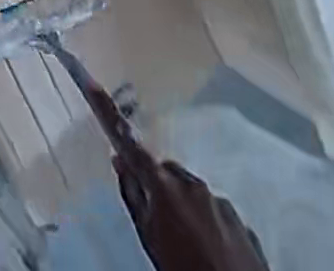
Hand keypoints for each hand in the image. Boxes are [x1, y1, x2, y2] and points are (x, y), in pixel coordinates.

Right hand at [80, 81, 269, 270]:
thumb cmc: (181, 268)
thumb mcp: (148, 237)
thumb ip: (133, 196)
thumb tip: (120, 161)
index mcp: (163, 186)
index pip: (128, 142)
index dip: (106, 111)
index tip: (90, 82)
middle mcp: (193, 185)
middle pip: (164, 171)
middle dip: (157, 184)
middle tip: (156, 218)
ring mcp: (221, 202)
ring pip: (189, 191)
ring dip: (182, 204)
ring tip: (185, 240)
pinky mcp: (243, 222)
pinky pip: (213, 210)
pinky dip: (205, 221)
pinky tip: (206, 247)